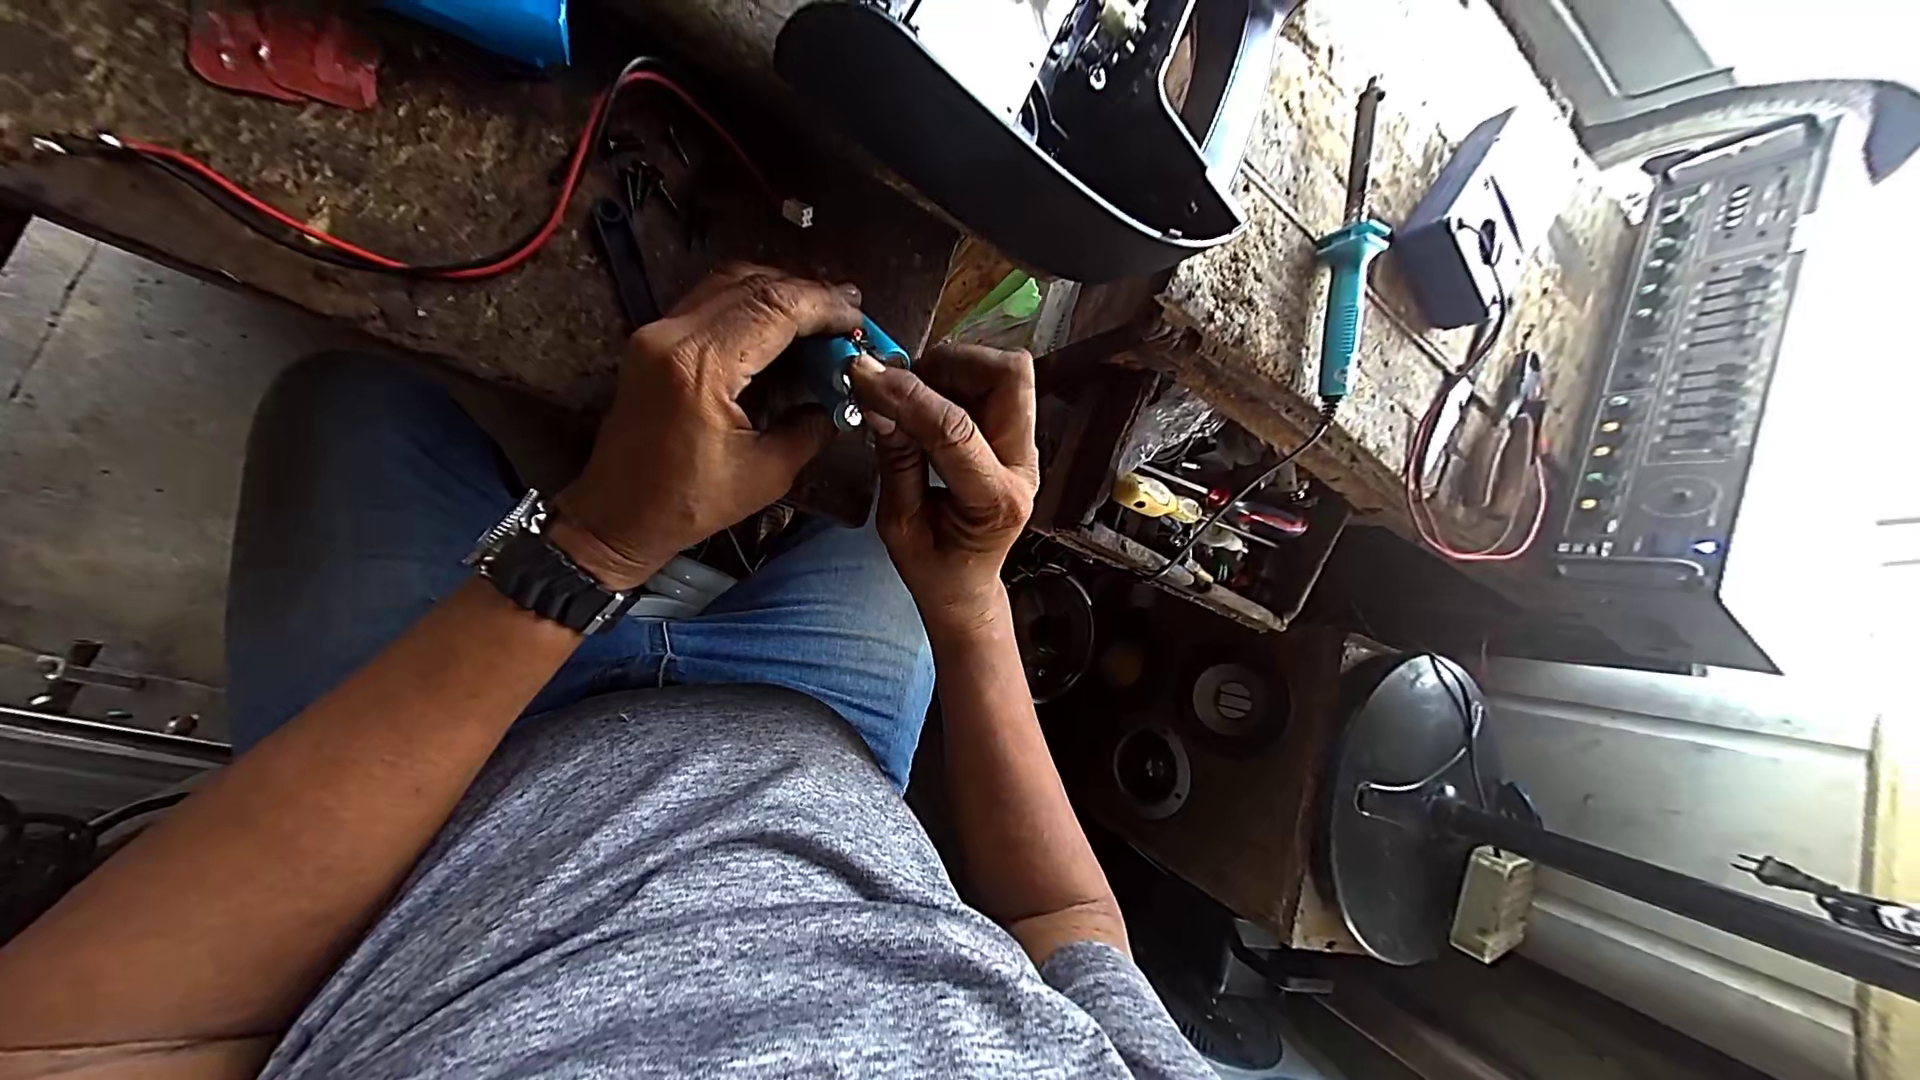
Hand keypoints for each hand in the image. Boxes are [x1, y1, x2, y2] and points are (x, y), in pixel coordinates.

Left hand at [555, 264, 862, 588]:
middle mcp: (672, 336)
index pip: (774, 308)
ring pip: (730, 283)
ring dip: (781, 292)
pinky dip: (754, 304)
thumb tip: (842, 397)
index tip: (858, 318)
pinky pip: (712, 301)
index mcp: (700, 367)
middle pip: (753, 284)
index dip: (824, 306)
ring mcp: (656, 333)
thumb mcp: (769, 472)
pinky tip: (783, 325)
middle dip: (809, 292)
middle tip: (849, 311)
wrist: (619, 514)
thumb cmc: (689, 503)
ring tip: (823, 314)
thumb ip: (811, 427)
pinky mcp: (654, 341)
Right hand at [849, 344, 1037, 639]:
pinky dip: (958, 380)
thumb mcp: (899, 524)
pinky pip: (997, 388)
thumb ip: (895, 459)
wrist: (966, 586)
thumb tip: (876, 399)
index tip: (866, 375)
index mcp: (994, 502)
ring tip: (914, 394)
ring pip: (1009, 375)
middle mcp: (1022, 469)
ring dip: (955, 369)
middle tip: (907, 382)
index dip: (906, 396)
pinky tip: (929, 403)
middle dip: (953, 364)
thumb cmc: (934, 567)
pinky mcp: (1017, 441)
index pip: (955, 429)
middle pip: (1010, 379)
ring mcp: (1025, 452)